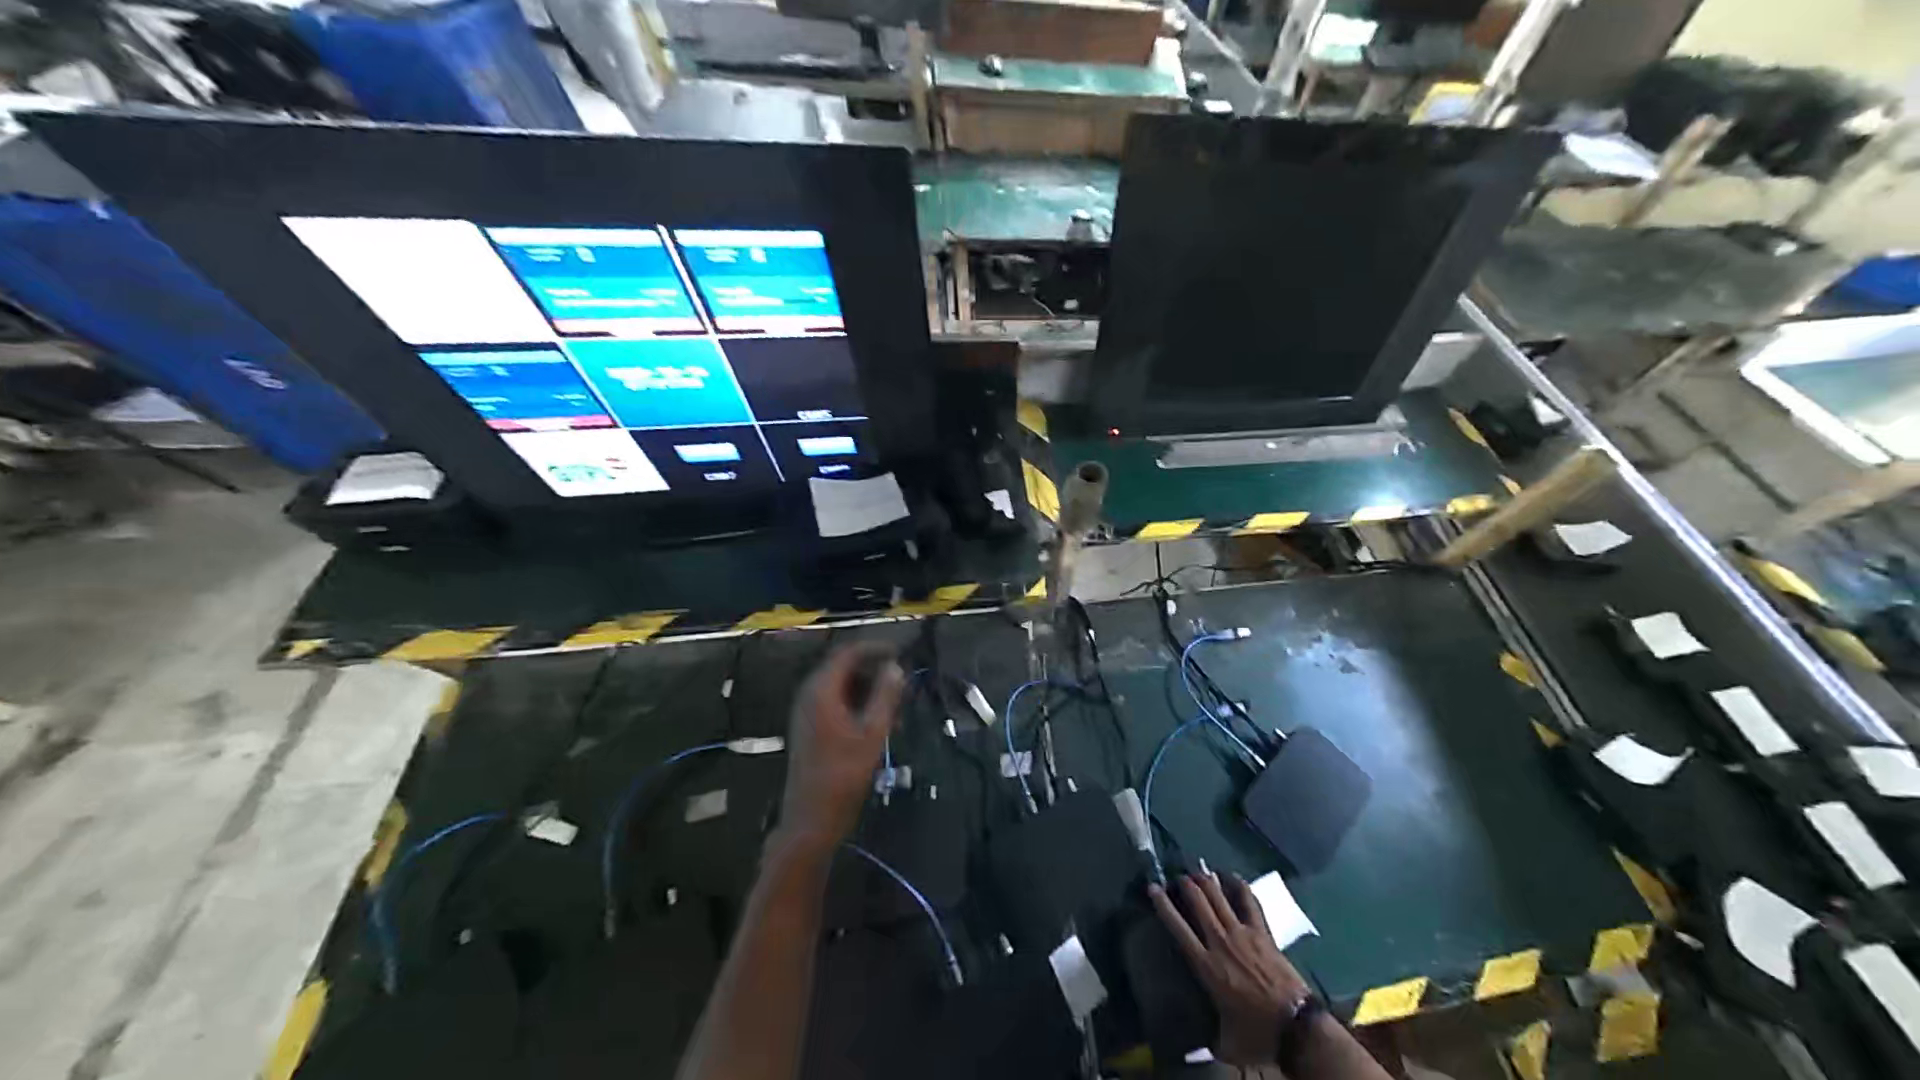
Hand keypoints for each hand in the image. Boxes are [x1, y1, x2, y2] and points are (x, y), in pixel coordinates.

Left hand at [775, 643, 902, 854]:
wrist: (811, 819)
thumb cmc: (844, 775)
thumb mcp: (873, 733)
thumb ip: (885, 696)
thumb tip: (895, 667)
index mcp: (821, 691)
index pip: (848, 653)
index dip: (875, 648)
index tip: (901, 653)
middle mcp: (809, 695)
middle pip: (845, 669)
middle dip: (875, 673)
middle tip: (902, 686)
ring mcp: (807, 712)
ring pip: (842, 688)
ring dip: (869, 692)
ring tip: (896, 712)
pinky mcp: (810, 728)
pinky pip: (836, 704)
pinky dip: (858, 707)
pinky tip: (879, 726)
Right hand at [1150, 872, 1309, 1065]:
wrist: (1297, 1028)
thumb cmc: (1258, 1034)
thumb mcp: (1227, 1044)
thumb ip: (1210, 1038)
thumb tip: (1200, 1044)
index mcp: (1205, 965)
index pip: (1178, 927)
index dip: (1163, 904)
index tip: (1152, 887)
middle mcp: (1220, 942)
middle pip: (1198, 903)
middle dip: (1186, 885)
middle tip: (1178, 876)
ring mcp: (1243, 934)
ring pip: (1220, 897)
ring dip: (1207, 880)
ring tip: (1198, 870)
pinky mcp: (1263, 933)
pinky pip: (1249, 903)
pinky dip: (1240, 887)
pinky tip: (1233, 876)